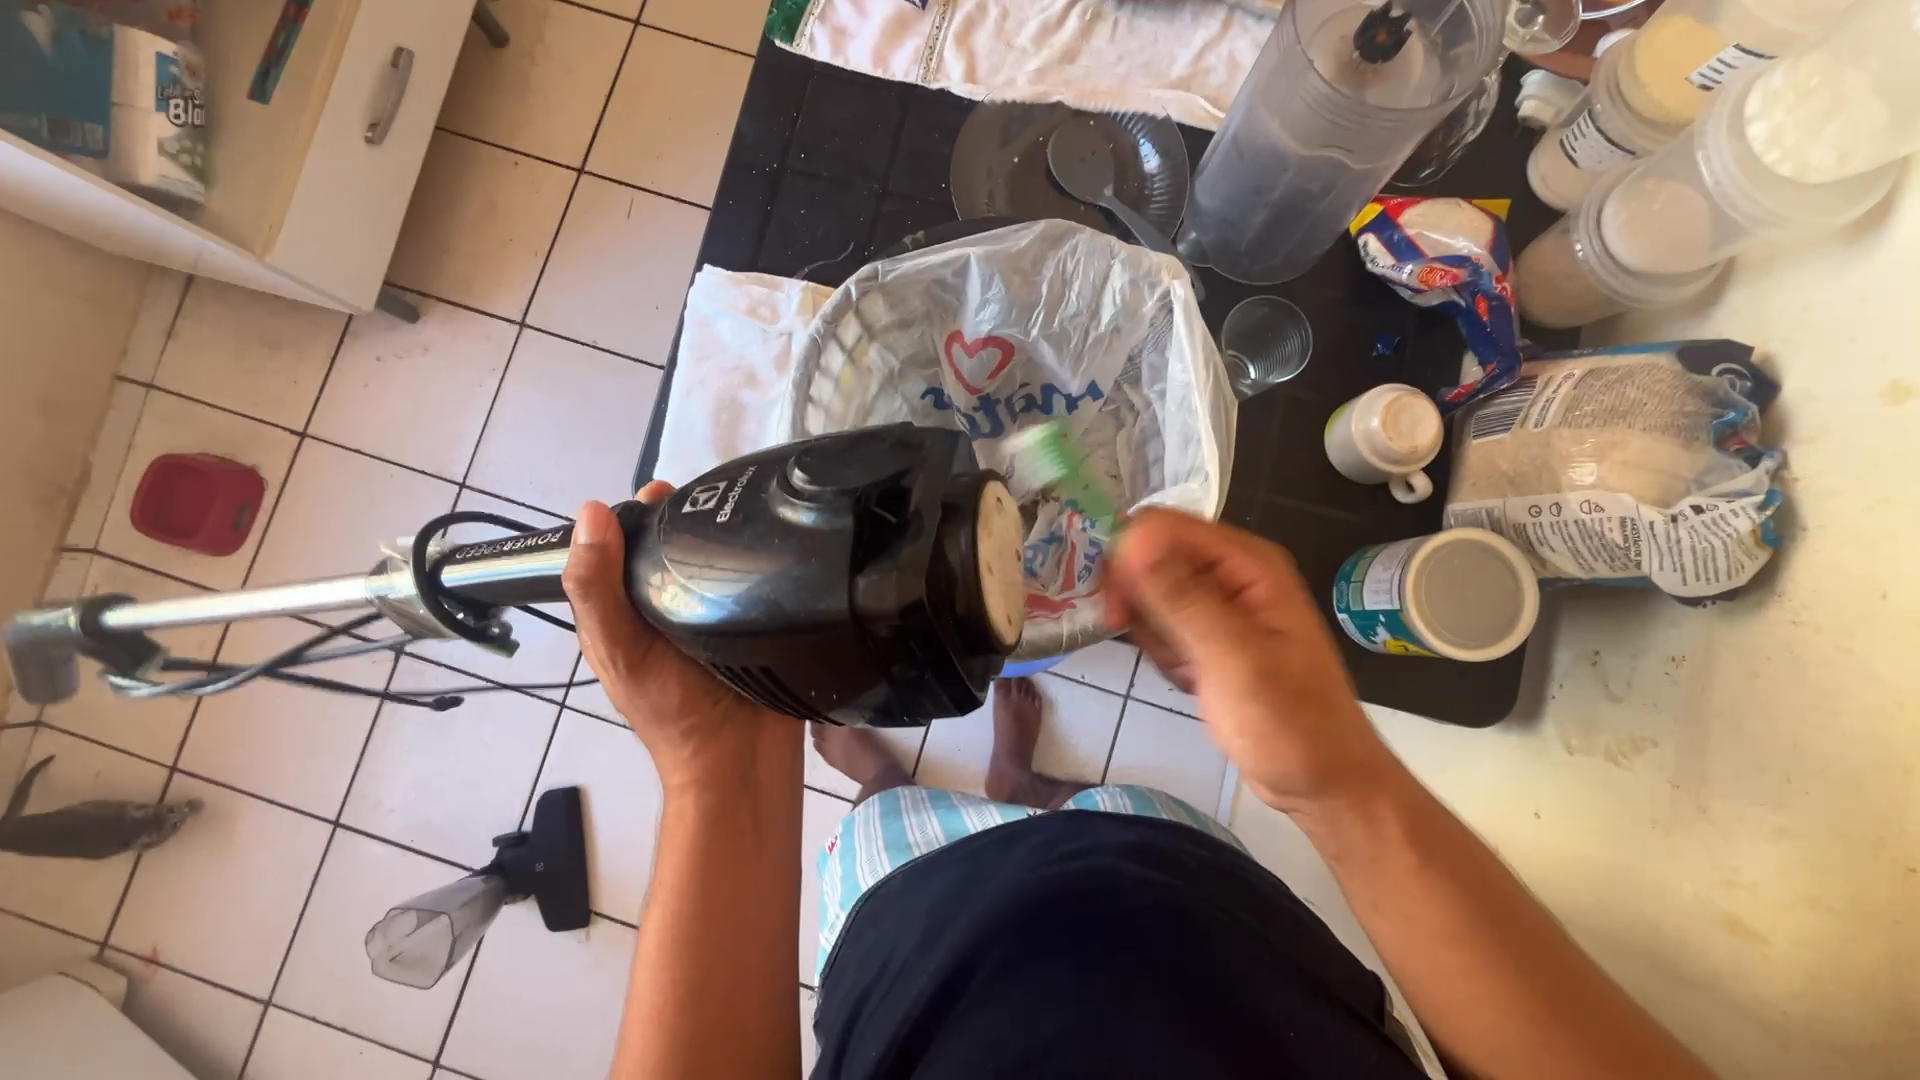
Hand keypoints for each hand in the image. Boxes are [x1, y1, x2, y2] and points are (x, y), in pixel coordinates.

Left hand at [564, 482, 793, 790]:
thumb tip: (592, 512)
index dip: (631, 517)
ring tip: (742, 506)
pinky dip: (754, 556)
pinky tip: (768, 538)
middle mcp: (664, 607)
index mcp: (624, 612)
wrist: (743, 756)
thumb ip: (599, 589)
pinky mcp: (749, 619)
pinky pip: (748, 578)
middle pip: (667, 549)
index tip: (659, 492)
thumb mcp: (621, 649)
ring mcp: (710, 613)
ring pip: (709, 559)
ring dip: (721, 533)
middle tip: (708, 496)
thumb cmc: (674, 709)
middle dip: (683, 517)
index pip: (618, 551)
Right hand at [1104, 509, 1400, 814]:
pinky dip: (1162, 653)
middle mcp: (1229, 574)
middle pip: (1150, 557)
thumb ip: (1182, 597)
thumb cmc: (1290, 723)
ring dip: (1153, 634)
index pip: (1164, 528)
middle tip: (1154, 645)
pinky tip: (1189, 678)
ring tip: (1187, 670)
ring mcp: (1217, 606)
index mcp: (1247, 563)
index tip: (1115, 607)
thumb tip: (1133, 539)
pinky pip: (1159, 626)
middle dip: (1138, 601)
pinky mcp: (1205, 636)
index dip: (1130, 557)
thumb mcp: (1234, 659)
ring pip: (1149, 595)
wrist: (1321, 782)